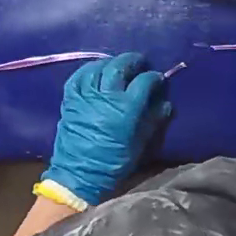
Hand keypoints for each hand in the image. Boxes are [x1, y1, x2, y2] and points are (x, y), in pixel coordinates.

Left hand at [43, 52, 171, 206]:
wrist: (79, 174)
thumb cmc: (114, 162)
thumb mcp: (140, 144)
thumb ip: (153, 120)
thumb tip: (165, 103)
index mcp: (126, 108)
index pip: (144, 81)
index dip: (153, 77)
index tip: (158, 78)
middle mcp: (106, 96)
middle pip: (120, 66)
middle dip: (133, 61)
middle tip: (140, 63)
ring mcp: (85, 95)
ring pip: (99, 67)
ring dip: (111, 62)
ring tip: (119, 65)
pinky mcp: (70, 99)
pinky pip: (78, 76)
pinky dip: (88, 69)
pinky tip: (96, 70)